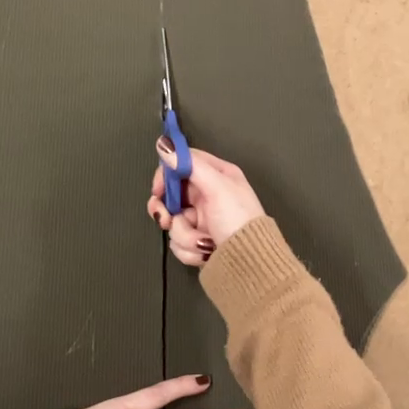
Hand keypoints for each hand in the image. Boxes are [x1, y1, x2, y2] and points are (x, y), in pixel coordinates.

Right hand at [145, 143, 265, 266]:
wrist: (250, 265)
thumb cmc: (237, 220)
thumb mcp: (217, 188)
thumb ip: (189, 165)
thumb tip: (164, 143)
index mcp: (217, 175)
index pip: (183, 163)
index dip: (167, 175)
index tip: (158, 189)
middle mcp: (208, 195)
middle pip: (172, 194)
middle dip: (168, 211)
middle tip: (167, 220)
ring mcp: (202, 219)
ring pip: (173, 221)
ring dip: (184, 235)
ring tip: (203, 242)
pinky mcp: (197, 241)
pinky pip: (178, 242)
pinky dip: (189, 249)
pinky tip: (204, 252)